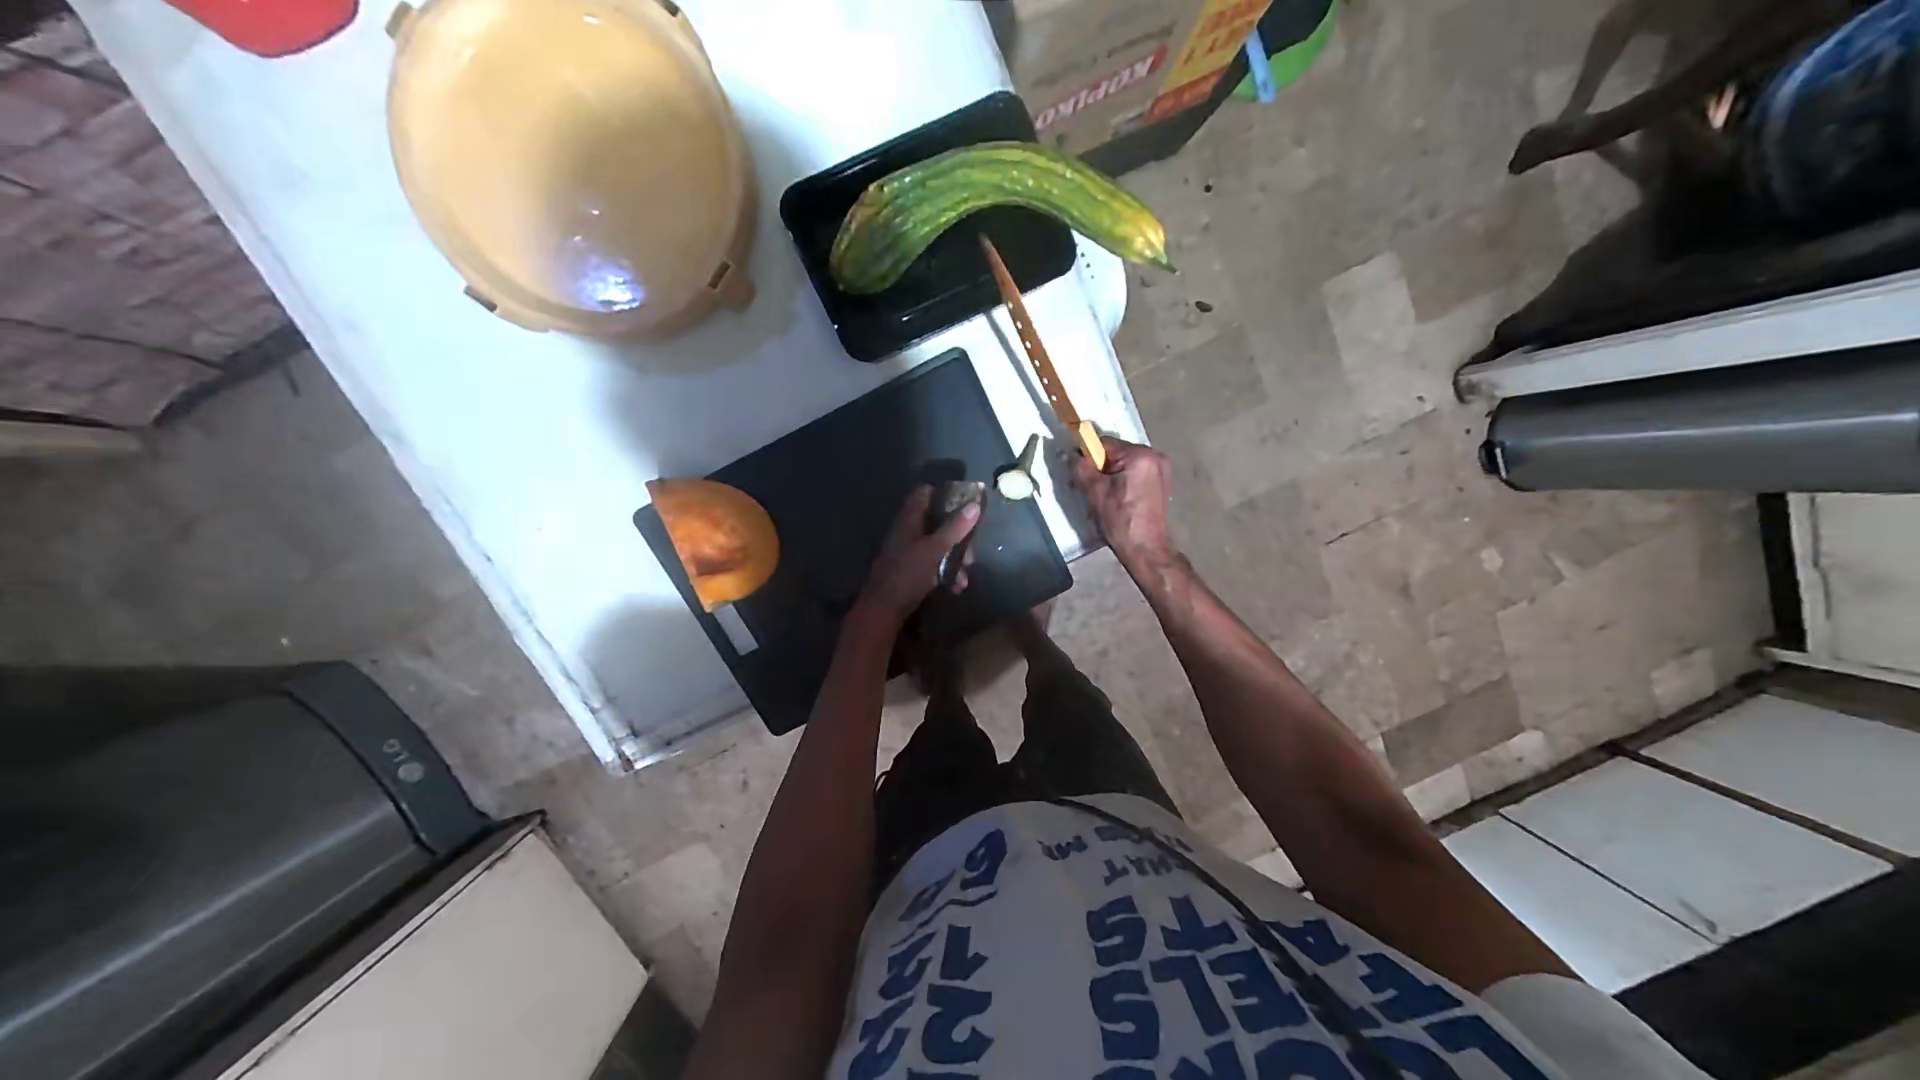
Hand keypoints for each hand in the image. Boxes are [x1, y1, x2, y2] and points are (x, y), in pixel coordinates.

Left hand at [854, 485, 980, 623]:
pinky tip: (956, 587)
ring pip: (939, 547)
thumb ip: (954, 527)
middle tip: (972, 552)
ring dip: (955, 561)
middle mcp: (908, 532)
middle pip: (938, 523)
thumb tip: (974, 505)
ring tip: (964, 578)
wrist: (883, 609)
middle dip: (959, 537)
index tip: (965, 500)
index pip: (924, 493)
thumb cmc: (907, 574)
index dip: (944, 492)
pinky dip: (946, 574)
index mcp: (909, 520)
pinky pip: (934, 566)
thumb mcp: (934, 549)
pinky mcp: (912, 571)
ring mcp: (909, 552)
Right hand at [1071, 437, 1177, 571]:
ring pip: (1126, 463)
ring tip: (1105, 496)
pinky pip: (1136, 473)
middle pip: (1117, 452)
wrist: (1146, 549)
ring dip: (1112, 474)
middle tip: (1091, 487)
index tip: (1079, 471)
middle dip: (1101, 466)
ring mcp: (1162, 469)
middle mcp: (1155, 456)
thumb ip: (1082, 468)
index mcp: (1140, 455)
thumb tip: (1072, 456)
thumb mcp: (1095, 492)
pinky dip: (1124, 480)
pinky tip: (1119, 498)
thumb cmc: (1120, 520)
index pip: (1105, 443)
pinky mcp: (1162, 482)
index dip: (1088, 455)